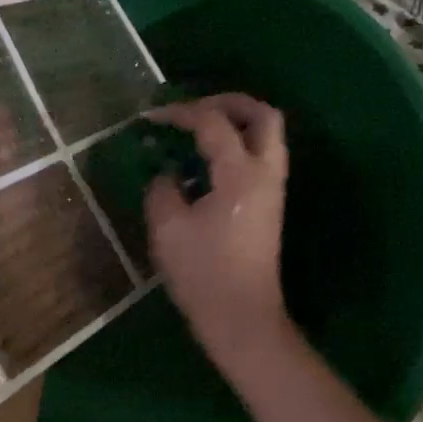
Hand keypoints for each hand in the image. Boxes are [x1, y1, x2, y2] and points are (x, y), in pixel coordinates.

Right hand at [143, 94, 291, 369]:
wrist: (243, 319)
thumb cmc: (204, 274)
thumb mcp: (168, 229)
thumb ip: (163, 190)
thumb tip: (167, 175)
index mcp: (241, 173)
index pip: (213, 122)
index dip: (179, 113)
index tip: (149, 119)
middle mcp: (265, 173)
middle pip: (262, 114)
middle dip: (228, 102)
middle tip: (193, 109)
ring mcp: (273, 189)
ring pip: (268, 134)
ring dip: (237, 122)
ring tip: (199, 129)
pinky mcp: (270, 205)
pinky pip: (261, 156)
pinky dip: (239, 144)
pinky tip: (207, 160)